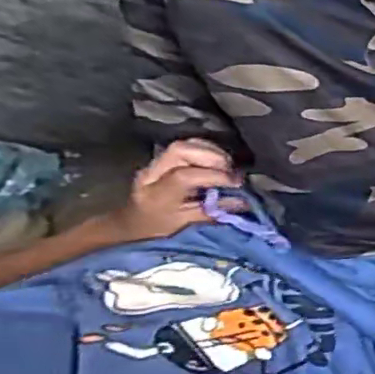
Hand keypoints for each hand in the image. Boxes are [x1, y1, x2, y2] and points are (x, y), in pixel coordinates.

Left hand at [100, 139, 240, 242]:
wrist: (130, 223)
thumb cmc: (157, 229)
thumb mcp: (186, 224)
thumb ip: (214, 211)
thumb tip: (245, 200)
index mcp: (156, 195)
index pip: (185, 175)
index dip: (215, 176)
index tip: (235, 184)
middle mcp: (152, 174)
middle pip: (181, 150)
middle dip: (213, 156)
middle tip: (231, 171)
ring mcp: (156, 164)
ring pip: (186, 144)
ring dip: (213, 152)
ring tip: (227, 167)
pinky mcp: (163, 159)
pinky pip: (188, 146)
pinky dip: (208, 150)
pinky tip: (218, 163)